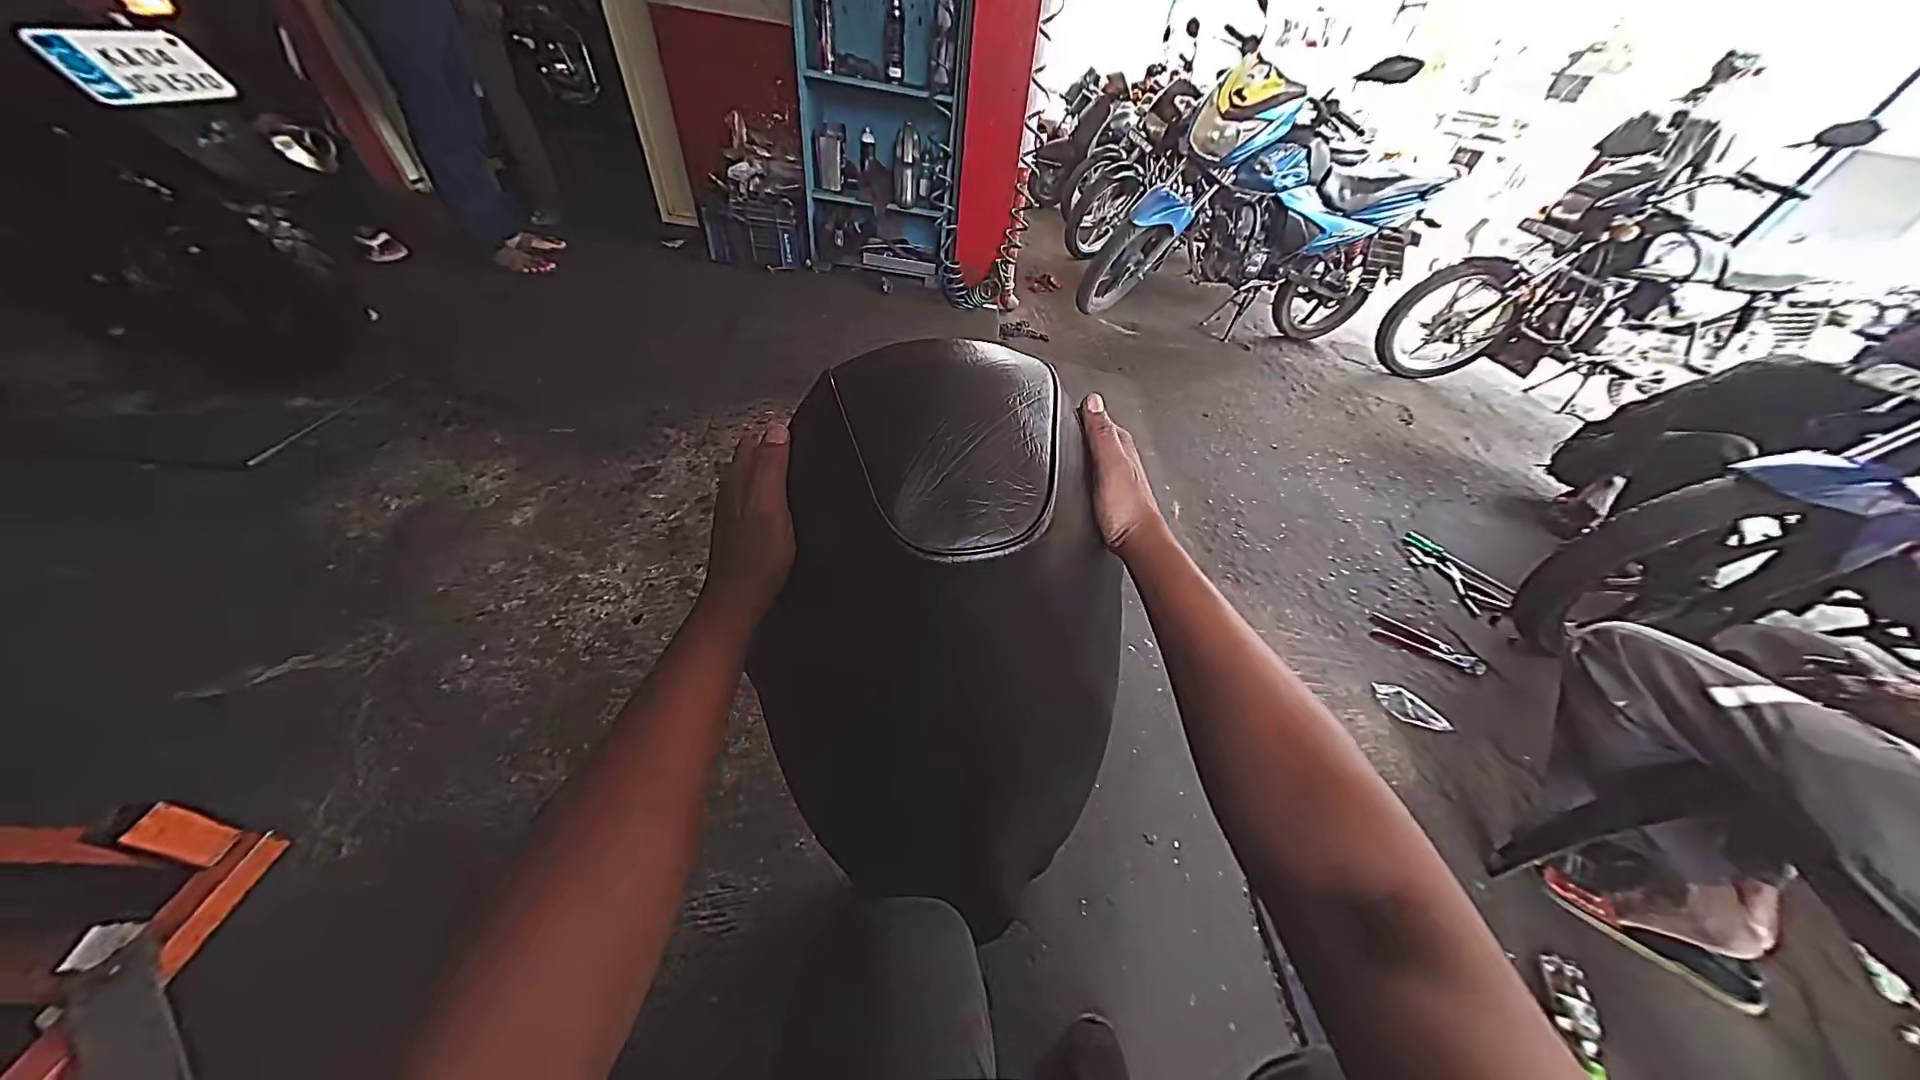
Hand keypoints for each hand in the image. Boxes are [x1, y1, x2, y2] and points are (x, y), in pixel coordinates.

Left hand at [700, 422, 794, 624]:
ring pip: (753, 469)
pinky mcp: (743, 523)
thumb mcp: (770, 507)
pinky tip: (781, 492)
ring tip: (792, 451)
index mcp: (741, 477)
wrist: (739, 599)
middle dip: (773, 436)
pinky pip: (755, 490)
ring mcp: (736, 506)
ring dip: (770, 458)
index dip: (780, 425)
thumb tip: (777, 427)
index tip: (801, 419)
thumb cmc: (757, 560)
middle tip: (800, 430)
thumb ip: (771, 466)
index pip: (759, 436)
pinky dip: (769, 482)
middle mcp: (733, 487)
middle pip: (754, 450)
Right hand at [1079, 393, 1164, 555]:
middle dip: (1082, 426)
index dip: (1082, 411)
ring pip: (1097, 452)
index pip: (1098, 417)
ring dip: (1084, 446)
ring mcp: (1116, 474)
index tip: (1064, 406)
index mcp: (1121, 445)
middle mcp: (1121, 457)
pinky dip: (1085, 465)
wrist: (1135, 540)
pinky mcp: (1109, 491)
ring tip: (1069, 441)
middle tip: (1063, 420)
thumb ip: (1101, 433)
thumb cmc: (1125, 509)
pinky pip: (1094, 470)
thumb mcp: (1110, 463)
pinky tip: (1079, 471)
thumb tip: (1093, 402)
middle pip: (1097, 433)